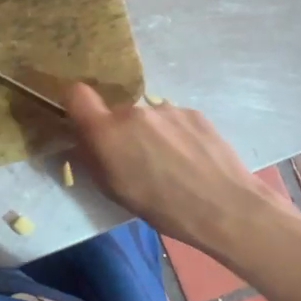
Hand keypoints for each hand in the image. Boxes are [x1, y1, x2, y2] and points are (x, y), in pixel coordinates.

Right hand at [65, 83, 288, 253]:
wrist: (225, 206)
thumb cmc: (160, 206)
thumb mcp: (112, 190)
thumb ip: (92, 158)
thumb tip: (85, 142)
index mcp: (106, 131)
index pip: (76, 94)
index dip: (75, 104)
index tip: (83, 121)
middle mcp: (133, 111)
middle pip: (115, 112)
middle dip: (119, 130)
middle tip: (134, 159)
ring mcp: (166, 109)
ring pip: (146, 117)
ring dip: (149, 133)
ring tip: (168, 162)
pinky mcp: (193, 112)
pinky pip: (172, 119)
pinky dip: (174, 135)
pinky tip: (189, 158)